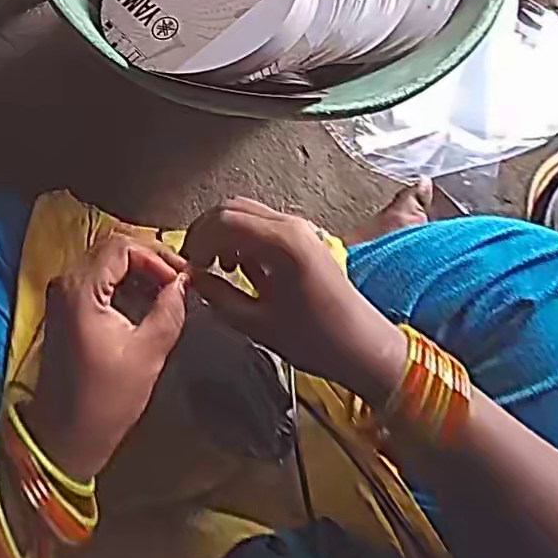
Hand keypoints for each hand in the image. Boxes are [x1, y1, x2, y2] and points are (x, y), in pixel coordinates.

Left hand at [24, 234, 188, 478]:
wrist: (65, 434)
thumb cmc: (105, 400)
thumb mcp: (148, 353)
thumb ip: (169, 310)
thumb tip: (183, 283)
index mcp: (80, 289)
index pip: (121, 247)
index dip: (156, 257)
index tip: (181, 277)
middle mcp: (66, 283)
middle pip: (112, 249)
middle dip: (150, 259)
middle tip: (180, 278)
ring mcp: (63, 293)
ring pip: (106, 261)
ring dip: (139, 270)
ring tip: (170, 290)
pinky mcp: (66, 305)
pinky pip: (98, 279)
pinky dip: (124, 283)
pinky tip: (148, 299)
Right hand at [183, 198, 406, 396]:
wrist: (366, 348)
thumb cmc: (316, 340)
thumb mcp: (258, 324)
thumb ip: (219, 296)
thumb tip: (194, 279)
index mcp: (281, 243)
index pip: (224, 221)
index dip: (199, 240)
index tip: (190, 266)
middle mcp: (290, 225)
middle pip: (231, 208)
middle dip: (206, 231)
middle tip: (195, 261)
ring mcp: (298, 228)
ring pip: (244, 212)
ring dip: (223, 232)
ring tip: (216, 265)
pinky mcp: (302, 236)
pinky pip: (260, 222)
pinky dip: (240, 236)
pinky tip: (240, 265)